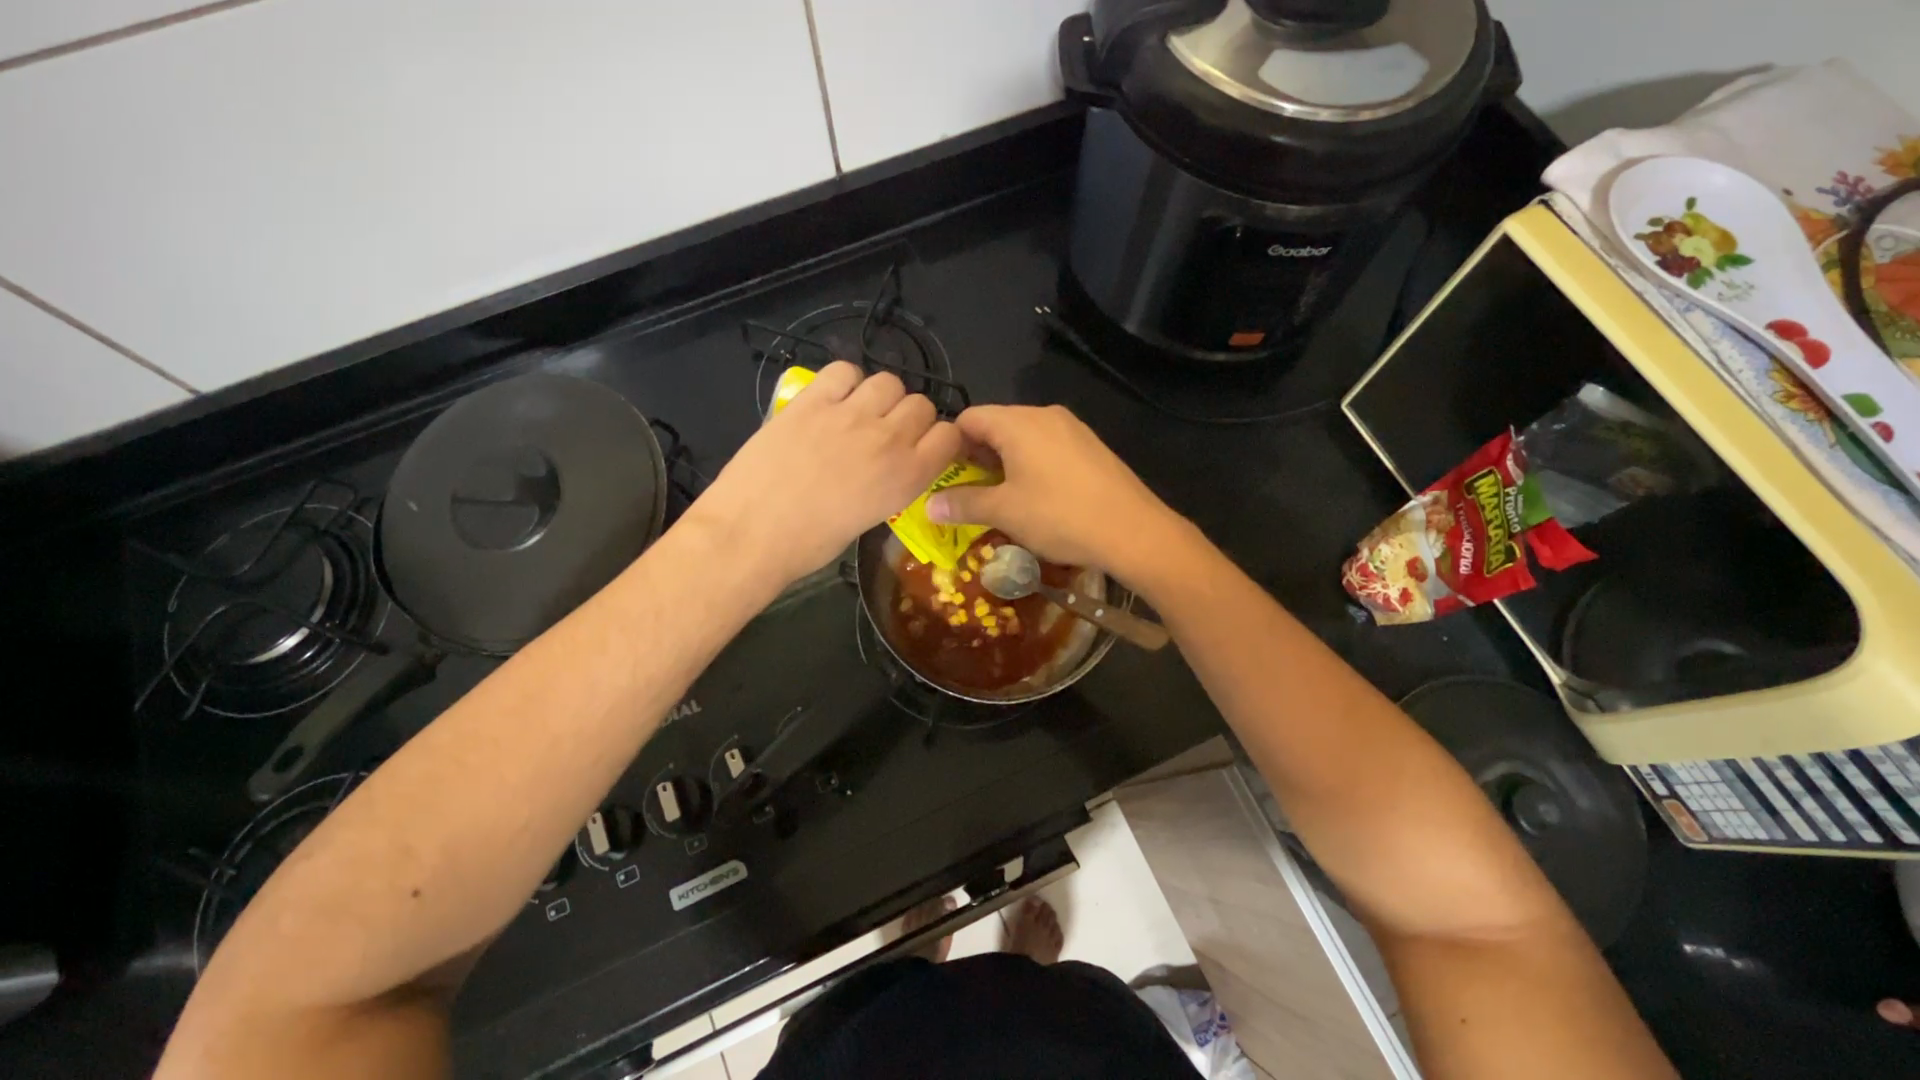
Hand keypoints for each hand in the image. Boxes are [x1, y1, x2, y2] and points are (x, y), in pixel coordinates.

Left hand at [689, 362, 959, 586]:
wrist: (750, 534)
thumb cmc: (808, 545)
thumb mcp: (869, 519)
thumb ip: (890, 484)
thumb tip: (888, 466)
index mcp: (908, 476)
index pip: (950, 435)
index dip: (938, 439)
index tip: (923, 447)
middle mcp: (888, 439)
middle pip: (921, 404)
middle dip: (909, 417)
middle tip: (884, 434)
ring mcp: (849, 415)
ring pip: (888, 381)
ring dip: (880, 397)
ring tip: (858, 414)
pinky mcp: (811, 400)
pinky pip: (844, 370)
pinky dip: (844, 382)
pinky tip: (831, 401)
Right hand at [924, 404, 1187, 577]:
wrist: (1133, 530)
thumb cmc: (1060, 516)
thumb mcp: (1005, 512)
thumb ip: (964, 503)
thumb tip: (930, 505)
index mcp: (1018, 422)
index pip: (969, 418)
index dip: (950, 445)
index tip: (941, 476)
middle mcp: (1045, 415)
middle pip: (997, 426)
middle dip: (977, 457)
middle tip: (964, 492)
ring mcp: (1072, 429)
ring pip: (1024, 438)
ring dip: (1004, 464)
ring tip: (997, 499)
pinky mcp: (1091, 448)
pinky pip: (1049, 448)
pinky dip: (1032, 466)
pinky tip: (1034, 498)